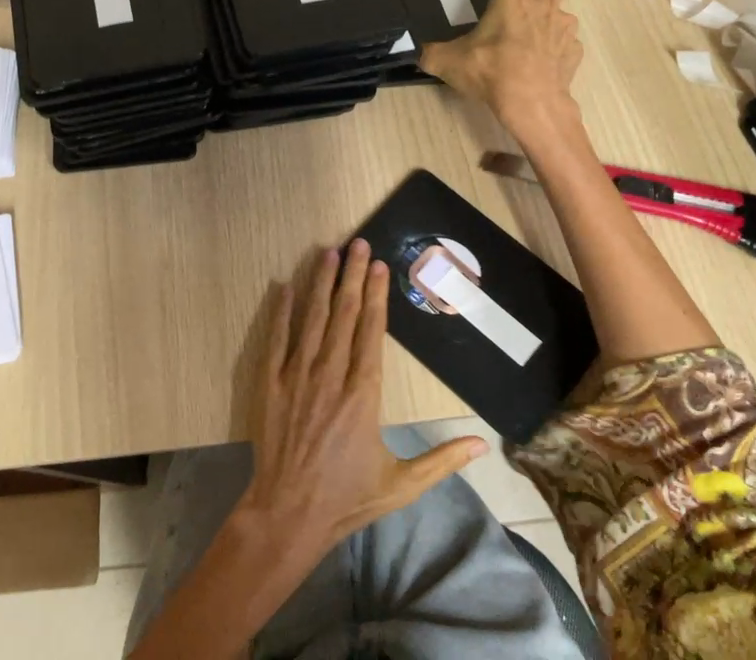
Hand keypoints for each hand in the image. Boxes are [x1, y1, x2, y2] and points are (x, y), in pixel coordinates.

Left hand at [238, 239, 487, 549]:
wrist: (289, 513)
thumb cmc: (348, 497)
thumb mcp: (402, 485)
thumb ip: (443, 460)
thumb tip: (485, 444)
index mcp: (363, 395)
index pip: (372, 332)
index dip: (376, 295)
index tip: (379, 266)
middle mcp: (331, 377)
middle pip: (344, 316)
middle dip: (351, 276)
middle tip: (357, 242)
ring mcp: (297, 378)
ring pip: (312, 320)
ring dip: (320, 284)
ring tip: (327, 252)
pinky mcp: (271, 385)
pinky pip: (276, 341)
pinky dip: (280, 312)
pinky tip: (285, 287)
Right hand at [420, 0, 582, 132]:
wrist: (528, 101)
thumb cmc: (487, 69)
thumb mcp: (446, 61)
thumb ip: (432, 54)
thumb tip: (421, 55)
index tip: (504, 2)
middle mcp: (543, 7)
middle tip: (528, 11)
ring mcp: (564, 30)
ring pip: (566, 15)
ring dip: (554, 24)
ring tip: (534, 44)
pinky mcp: (574, 53)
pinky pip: (570, 45)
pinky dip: (559, 52)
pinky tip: (544, 67)